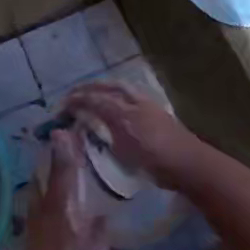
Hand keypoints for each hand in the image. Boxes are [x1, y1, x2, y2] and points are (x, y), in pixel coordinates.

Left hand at [27, 127, 107, 249]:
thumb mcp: (61, 205)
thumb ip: (62, 171)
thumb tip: (58, 132)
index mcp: (39, 204)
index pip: (45, 168)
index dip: (57, 148)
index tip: (74, 125)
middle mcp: (53, 214)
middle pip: (64, 182)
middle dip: (76, 162)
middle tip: (98, 135)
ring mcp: (72, 229)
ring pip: (81, 197)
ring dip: (91, 181)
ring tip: (111, 155)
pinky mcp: (91, 242)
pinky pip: (97, 215)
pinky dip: (105, 202)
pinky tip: (120, 189)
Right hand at [62, 81, 213, 192]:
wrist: (188, 163)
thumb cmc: (154, 160)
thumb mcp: (122, 149)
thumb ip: (104, 130)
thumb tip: (84, 121)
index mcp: (123, 111)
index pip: (94, 98)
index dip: (76, 101)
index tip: (61, 106)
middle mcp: (134, 101)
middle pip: (108, 86)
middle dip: (89, 88)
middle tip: (74, 94)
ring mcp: (148, 105)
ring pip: (121, 88)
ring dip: (104, 88)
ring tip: (92, 95)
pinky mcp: (157, 112)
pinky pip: (131, 95)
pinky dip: (117, 94)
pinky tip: (115, 104)